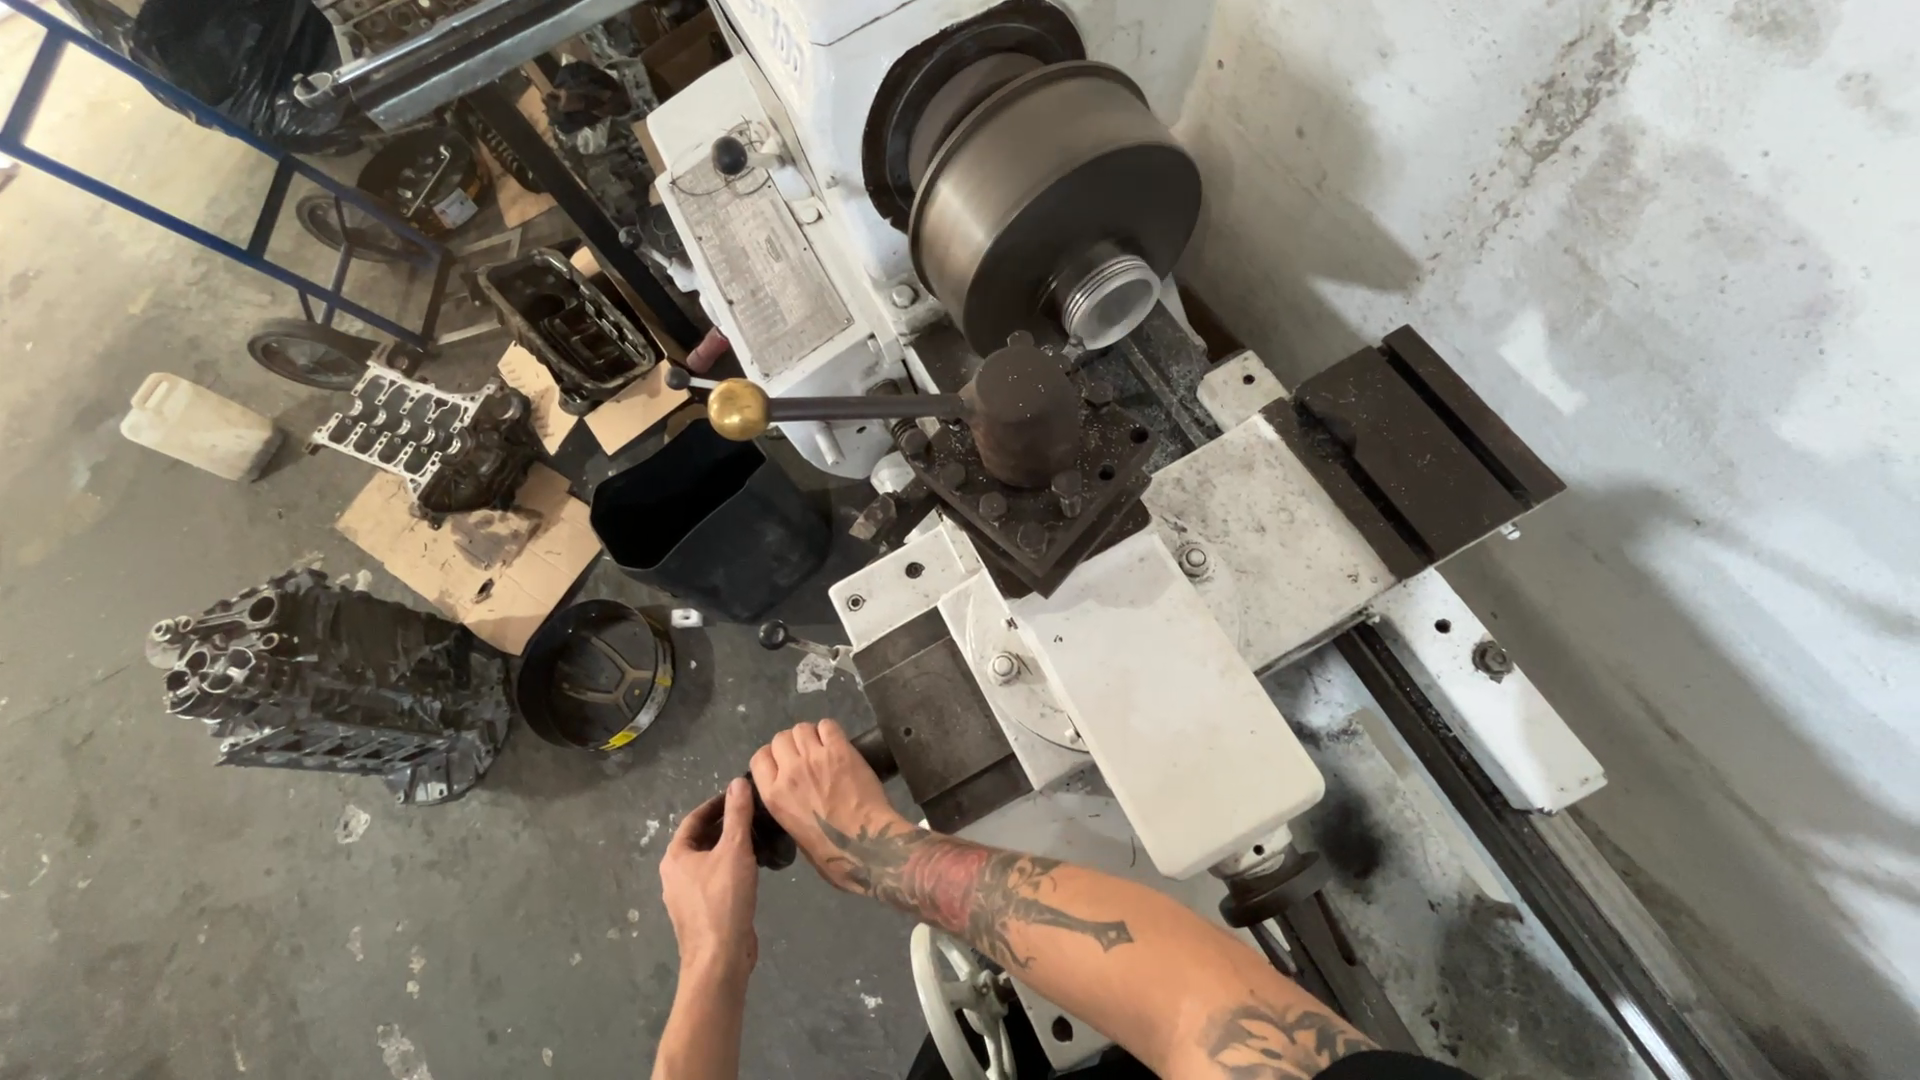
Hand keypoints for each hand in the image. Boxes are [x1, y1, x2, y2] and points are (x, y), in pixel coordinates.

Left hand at [659, 778, 759, 983]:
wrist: (719, 958)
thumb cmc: (723, 899)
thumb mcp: (735, 849)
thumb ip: (737, 814)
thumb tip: (737, 782)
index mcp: (676, 857)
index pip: (694, 818)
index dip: (717, 803)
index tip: (740, 794)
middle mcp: (675, 874)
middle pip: (700, 839)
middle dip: (726, 824)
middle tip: (754, 814)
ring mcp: (686, 896)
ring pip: (709, 860)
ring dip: (730, 846)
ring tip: (757, 837)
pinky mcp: (701, 912)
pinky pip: (715, 879)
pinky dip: (731, 867)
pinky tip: (753, 868)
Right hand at [750, 719, 906, 892]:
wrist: (865, 842)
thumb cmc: (830, 850)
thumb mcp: (792, 829)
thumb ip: (786, 803)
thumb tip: (793, 791)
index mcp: (774, 795)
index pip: (759, 758)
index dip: (772, 757)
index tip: (783, 762)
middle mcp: (790, 771)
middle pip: (780, 739)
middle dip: (791, 744)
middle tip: (806, 754)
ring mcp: (815, 757)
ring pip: (801, 728)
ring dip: (810, 735)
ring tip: (822, 747)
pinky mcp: (840, 749)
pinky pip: (827, 725)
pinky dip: (830, 731)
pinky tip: (837, 743)